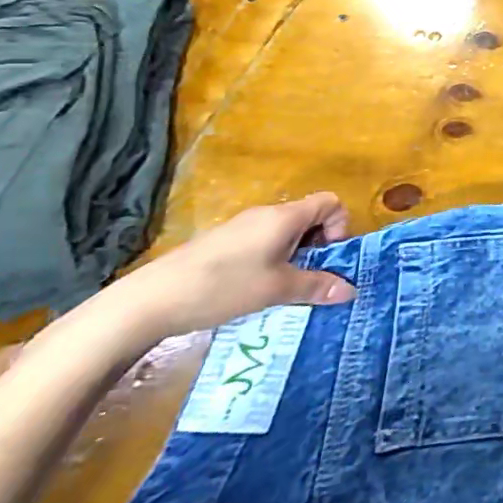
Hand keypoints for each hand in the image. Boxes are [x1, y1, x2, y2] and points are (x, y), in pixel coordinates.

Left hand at [97, 193, 358, 343]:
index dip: (339, 226)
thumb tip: (351, 290)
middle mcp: (266, 214)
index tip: (328, 258)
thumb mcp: (276, 289)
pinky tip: (255, 290)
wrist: (151, 300)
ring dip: (295, 256)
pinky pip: (263, 242)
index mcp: (284, 217)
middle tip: (310, 278)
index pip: (330, 202)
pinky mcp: (223, 243)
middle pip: (309, 217)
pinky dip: (272, 260)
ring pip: (285, 232)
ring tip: (284, 288)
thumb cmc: (224, 287)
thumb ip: (317, 287)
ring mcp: (241, 227)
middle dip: (318, 246)